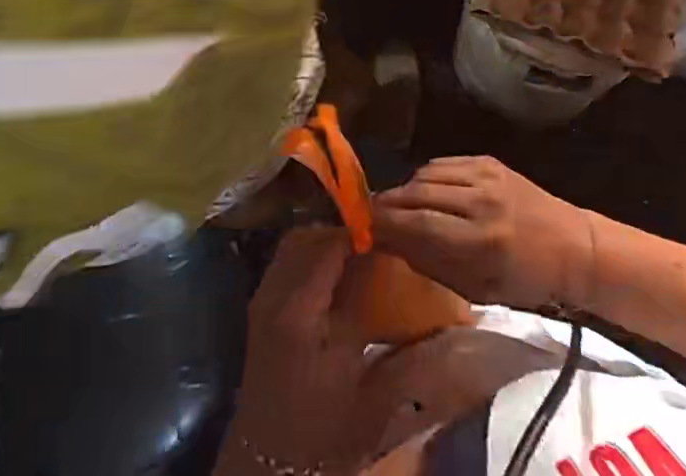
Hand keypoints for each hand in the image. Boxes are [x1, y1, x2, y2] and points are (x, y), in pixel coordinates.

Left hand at [219, 228, 376, 475]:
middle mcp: (272, 295)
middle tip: (374, 244)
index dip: (357, 234)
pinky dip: (309, 261)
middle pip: (304, 240)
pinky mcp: (259, 312)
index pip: (327, 247)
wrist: (269, 465)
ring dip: (323, 246)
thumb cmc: (323, 432)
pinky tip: (336, 282)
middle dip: (339, 234)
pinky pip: (284, 267)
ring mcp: (261, 301)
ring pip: (291, 250)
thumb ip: (392, 339)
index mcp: (298, 310)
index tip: (388, 232)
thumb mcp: (368, 390)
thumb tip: (426, 302)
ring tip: (359, 258)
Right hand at [372, 156, 595, 311]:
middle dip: (387, 204)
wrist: (573, 246)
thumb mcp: (475, 287)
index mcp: (481, 241)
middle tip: (370, 214)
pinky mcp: (488, 160)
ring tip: (400, 205)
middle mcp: (481, 202)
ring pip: (424, 174)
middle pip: (415, 193)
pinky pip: (441, 163)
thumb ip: (426, 261)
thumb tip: (383, 239)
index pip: (416, 224)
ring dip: (405, 189)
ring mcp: (485, 175)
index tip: (361, 226)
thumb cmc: (524, 279)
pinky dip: (426, 177)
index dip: (383, 223)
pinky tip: (426, 192)